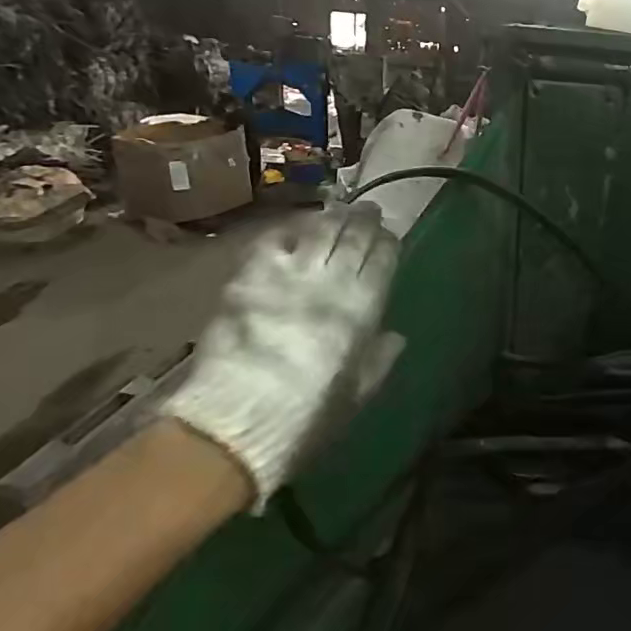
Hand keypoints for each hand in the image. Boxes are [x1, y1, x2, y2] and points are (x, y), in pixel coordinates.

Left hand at [163, 202, 404, 511]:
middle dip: (365, 219)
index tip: (389, 234)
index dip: (388, 241)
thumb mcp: (358, 392)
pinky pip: (274, 241)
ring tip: (337, 210)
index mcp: (364, 304)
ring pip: (319, 231)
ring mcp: (290, 273)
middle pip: (354, 236)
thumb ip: (378, 359)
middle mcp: (332, 279)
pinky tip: (293, 229)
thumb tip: (393, 336)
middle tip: (368, 209)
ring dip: (332, 217)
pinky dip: (288, 230)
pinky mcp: (250, 277)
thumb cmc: (307, 414)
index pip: (384, 257)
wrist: (237, 420)